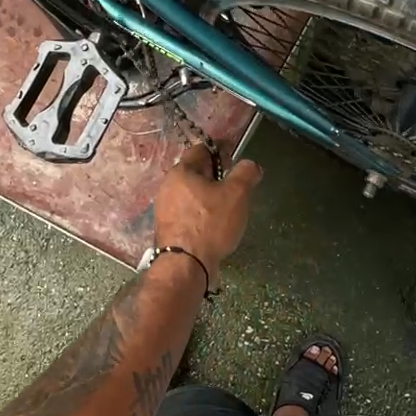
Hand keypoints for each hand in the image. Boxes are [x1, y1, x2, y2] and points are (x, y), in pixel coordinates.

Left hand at [154, 145, 263, 287]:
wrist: (186, 265)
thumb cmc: (211, 224)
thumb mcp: (237, 194)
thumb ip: (246, 173)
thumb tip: (251, 165)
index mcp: (182, 171)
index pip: (202, 150)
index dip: (221, 152)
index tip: (235, 161)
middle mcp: (168, 186)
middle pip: (195, 173)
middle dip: (215, 176)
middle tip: (234, 188)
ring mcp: (165, 209)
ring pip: (191, 194)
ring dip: (207, 197)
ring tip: (226, 210)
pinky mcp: (167, 228)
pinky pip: (188, 213)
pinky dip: (201, 215)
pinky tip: (212, 226)